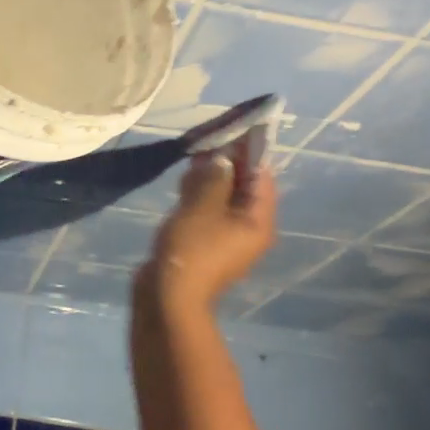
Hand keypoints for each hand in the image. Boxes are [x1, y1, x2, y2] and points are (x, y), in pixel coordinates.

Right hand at [137, 147, 275, 308]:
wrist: (167, 298)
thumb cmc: (191, 250)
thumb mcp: (203, 205)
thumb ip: (215, 176)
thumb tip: (221, 159)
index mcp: (258, 222)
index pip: (262, 177)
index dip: (247, 152)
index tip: (229, 131)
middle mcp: (248, 231)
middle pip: (244, 188)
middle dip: (226, 164)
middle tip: (206, 142)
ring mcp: (225, 240)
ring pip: (223, 200)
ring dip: (210, 180)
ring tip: (192, 161)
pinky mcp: (204, 246)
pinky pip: (207, 215)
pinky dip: (199, 198)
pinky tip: (182, 186)